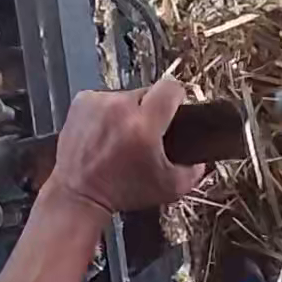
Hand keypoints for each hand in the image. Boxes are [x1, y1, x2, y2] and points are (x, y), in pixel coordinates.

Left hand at [44, 76, 206, 217]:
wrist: (79, 194)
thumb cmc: (120, 192)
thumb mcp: (169, 188)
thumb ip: (194, 170)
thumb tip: (201, 157)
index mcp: (143, 125)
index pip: (171, 87)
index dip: (177, 98)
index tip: (174, 109)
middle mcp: (119, 108)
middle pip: (148, 92)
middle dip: (150, 110)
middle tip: (145, 134)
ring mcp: (97, 102)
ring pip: (125, 96)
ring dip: (127, 111)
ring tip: (122, 136)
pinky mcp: (81, 101)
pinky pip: (104, 99)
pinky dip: (106, 112)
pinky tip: (104, 132)